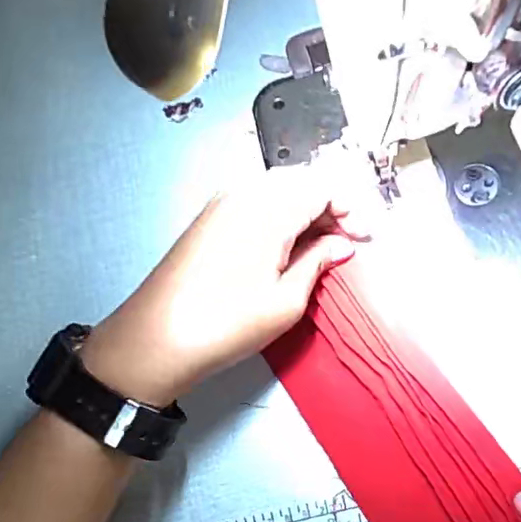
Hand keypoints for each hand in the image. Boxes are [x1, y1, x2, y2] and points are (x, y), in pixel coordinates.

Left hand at [82, 162, 368, 404]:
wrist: (156, 339)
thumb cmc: (228, 324)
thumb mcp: (286, 300)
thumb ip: (318, 262)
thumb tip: (341, 245)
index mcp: (267, 209)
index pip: (321, 186)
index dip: (350, 210)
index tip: (364, 239)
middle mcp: (243, 195)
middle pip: (299, 182)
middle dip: (330, 207)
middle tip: (347, 241)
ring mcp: (221, 205)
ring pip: (277, 190)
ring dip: (305, 211)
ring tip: (321, 246)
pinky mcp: (209, 220)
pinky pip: (255, 203)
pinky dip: (280, 216)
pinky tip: (288, 246)